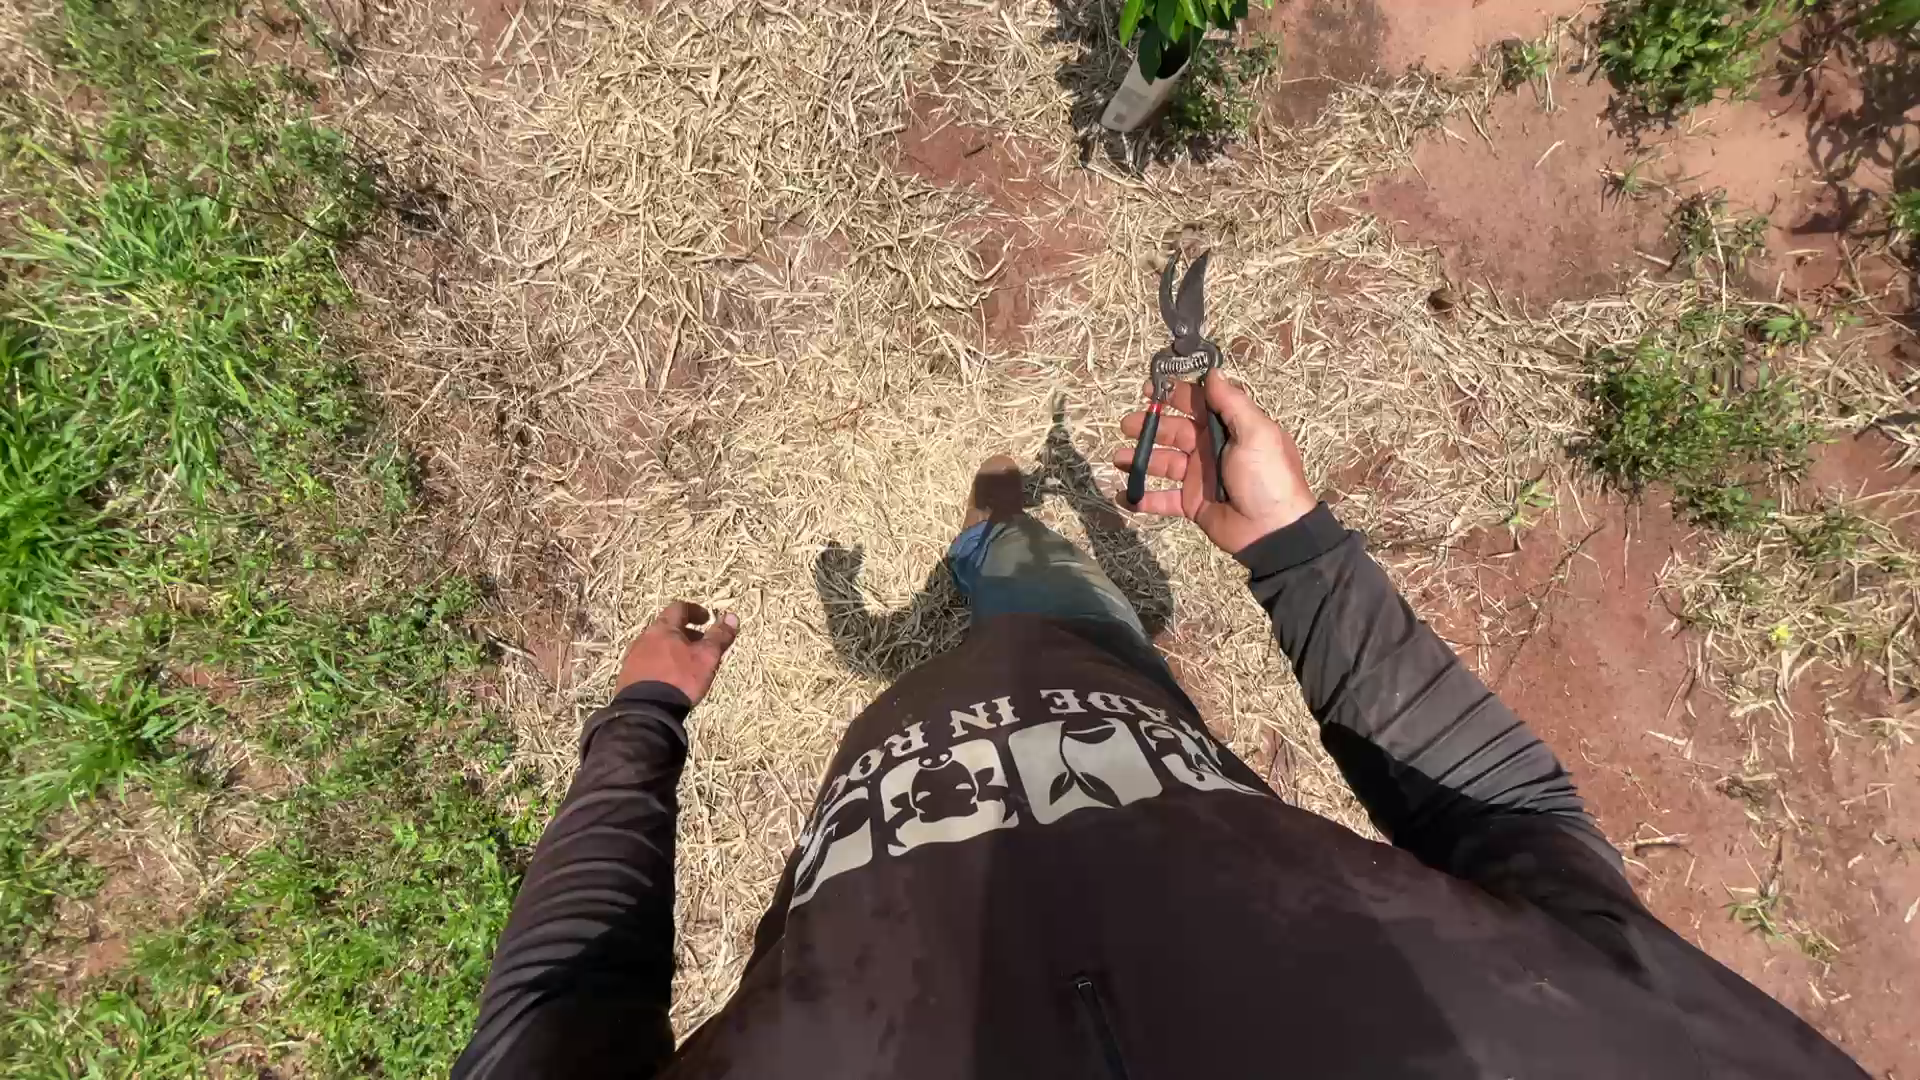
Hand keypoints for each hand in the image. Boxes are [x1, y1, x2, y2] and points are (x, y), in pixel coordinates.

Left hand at [616, 602, 740, 704]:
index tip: (707, 620)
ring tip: (686, 664)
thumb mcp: (706, 656)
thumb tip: (732, 617)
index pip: (679, 608)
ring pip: (656, 646)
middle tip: (700, 645)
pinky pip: (647, 662)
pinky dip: (661, 664)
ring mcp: (633, 657)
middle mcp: (644, 638)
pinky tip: (669, 679)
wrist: (645, 711)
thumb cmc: (680, 678)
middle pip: (666, 627)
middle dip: (685, 633)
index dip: (696, 611)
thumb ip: (719, 636)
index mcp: (663, 629)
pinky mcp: (627, 676)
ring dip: (672, 649)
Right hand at [1112, 375, 1316, 555]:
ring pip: (1163, 463)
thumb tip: (1213, 372)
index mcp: (1227, 428)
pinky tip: (1124, 496)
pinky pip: (1162, 499)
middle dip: (1148, 427)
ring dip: (1139, 460)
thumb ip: (1232, 402)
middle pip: (1173, 432)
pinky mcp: (1191, 503)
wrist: (1272, 530)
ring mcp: (1198, 477)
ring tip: (1118, 459)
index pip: (1196, 404)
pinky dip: (1143, 499)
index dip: (1173, 395)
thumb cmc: (1268, 477)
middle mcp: (1209, 449)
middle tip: (1127, 426)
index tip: (1149, 390)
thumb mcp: (1257, 433)